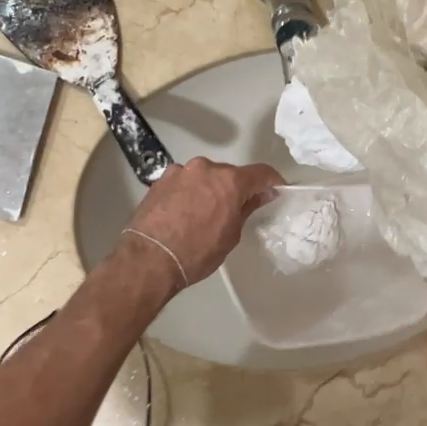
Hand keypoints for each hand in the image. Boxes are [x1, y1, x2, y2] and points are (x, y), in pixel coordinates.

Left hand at [120, 158, 284, 288]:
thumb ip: (246, 209)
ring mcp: (180, 171)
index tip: (276, 192)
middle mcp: (205, 168)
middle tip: (238, 209)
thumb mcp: (231, 235)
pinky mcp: (161, 180)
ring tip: (208, 213)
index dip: (272, 181)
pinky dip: (192, 192)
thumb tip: (260, 195)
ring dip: (212, 189)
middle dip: (238, 188)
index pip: (261, 173)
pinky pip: (186, 182)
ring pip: (206, 176)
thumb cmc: (197, 252)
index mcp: (229, 180)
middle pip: (231, 173)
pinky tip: (187, 212)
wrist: (150, 258)